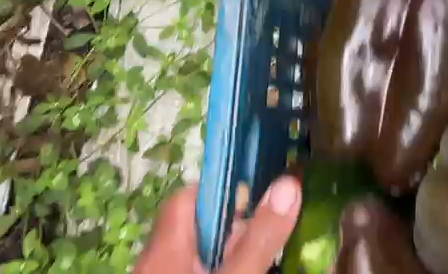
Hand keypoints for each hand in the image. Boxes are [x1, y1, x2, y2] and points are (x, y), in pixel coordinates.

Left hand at [134, 176, 301, 273]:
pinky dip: (226, 272)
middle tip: (274, 238)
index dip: (223, 190)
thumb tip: (289, 182)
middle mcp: (157, 264)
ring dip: (235, 258)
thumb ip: (260, 238)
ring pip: (201, 260)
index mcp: (166, 247)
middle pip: (199, 229)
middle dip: (238, 229)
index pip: (189, 198)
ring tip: (269, 263)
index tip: (259, 198)